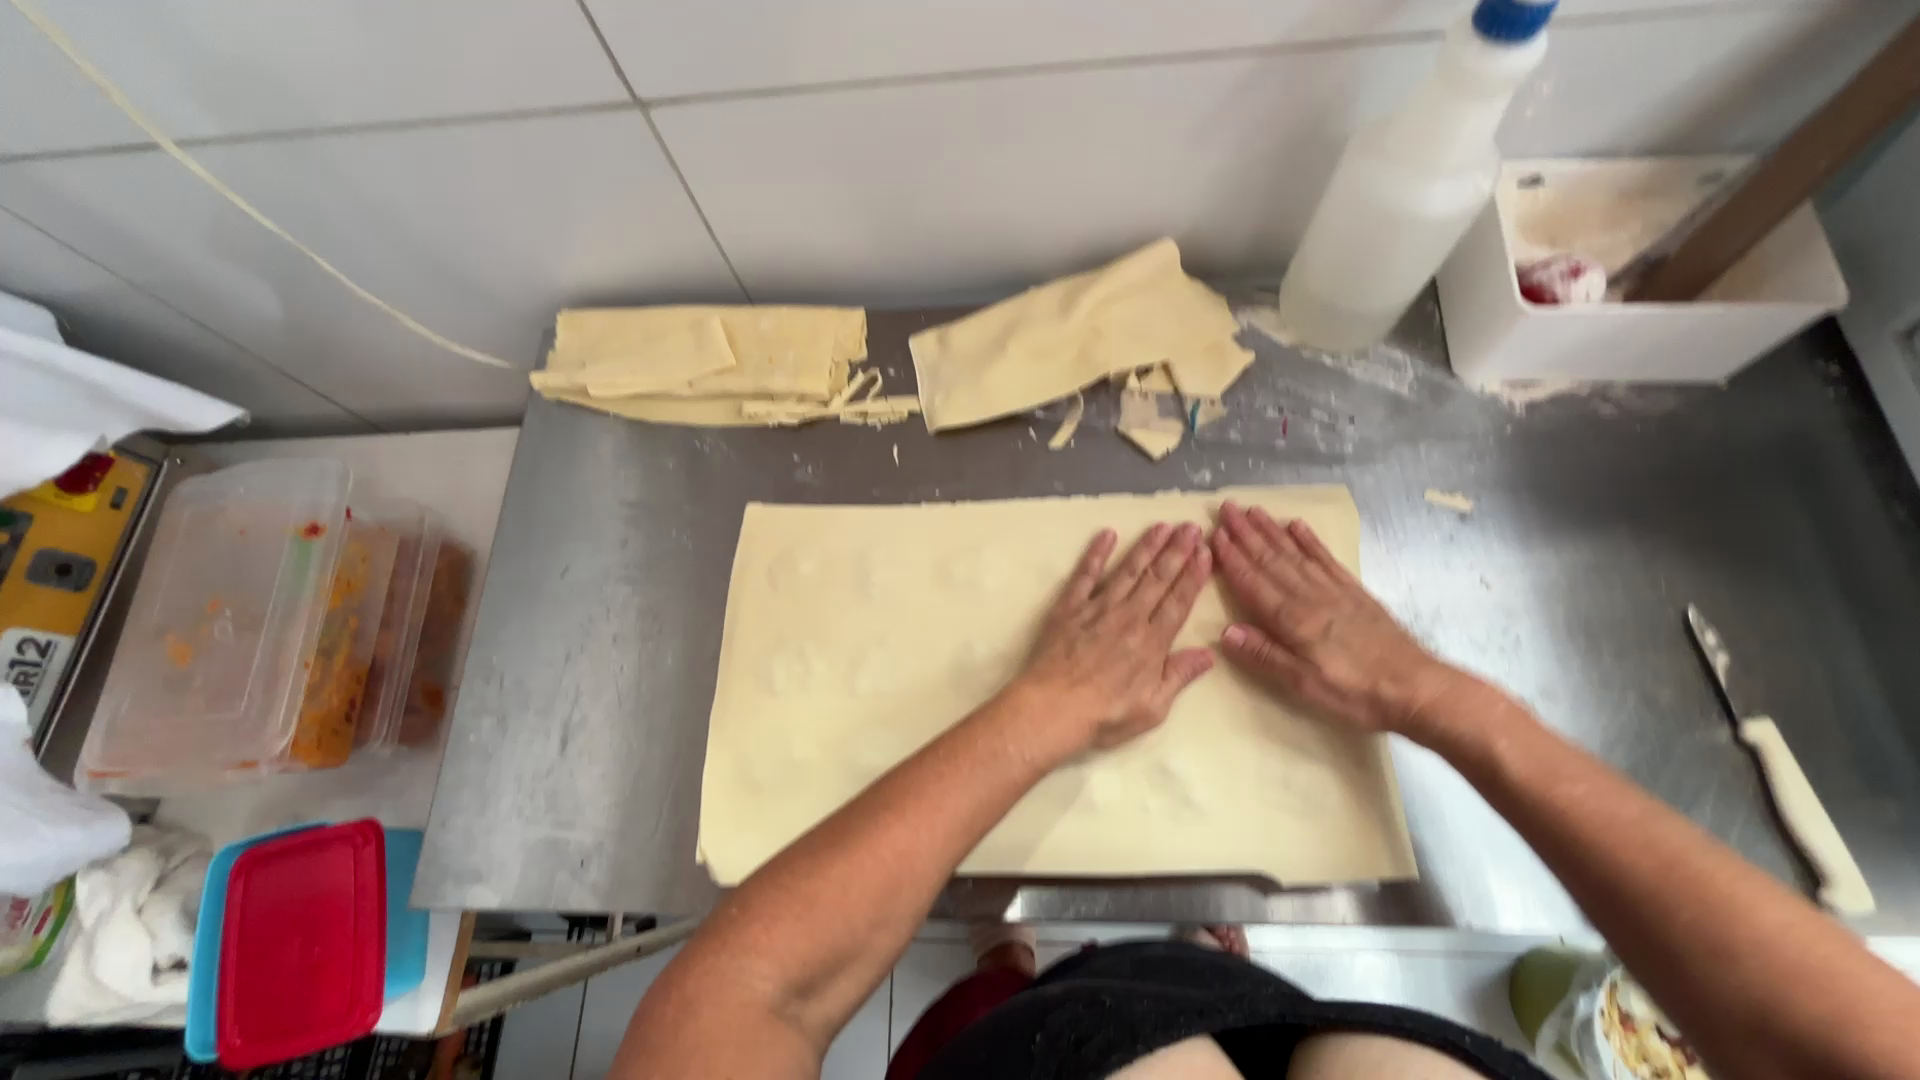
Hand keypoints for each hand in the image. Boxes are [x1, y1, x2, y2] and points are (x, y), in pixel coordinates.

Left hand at [1009, 522, 1215, 755]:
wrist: (1052, 708)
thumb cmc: (1104, 716)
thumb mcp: (1152, 708)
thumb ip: (1178, 676)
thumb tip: (1208, 654)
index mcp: (1152, 643)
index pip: (1179, 602)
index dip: (1193, 576)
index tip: (1205, 553)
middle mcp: (1129, 618)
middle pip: (1157, 579)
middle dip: (1177, 551)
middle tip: (1191, 527)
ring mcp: (1097, 609)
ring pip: (1127, 570)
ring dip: (1146, 547)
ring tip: (1161, 526)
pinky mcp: (1068, 607)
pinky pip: (1085, 575)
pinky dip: (1095, 553)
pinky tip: (1107, 534)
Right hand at [1208, 501, 1459, 736]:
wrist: (1416, 688)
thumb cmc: (1355, 693)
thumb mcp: (1304, 684)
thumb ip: (1265, 656)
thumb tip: (1226, 631)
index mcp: (1294, 619)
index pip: (1254, 582)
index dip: (1232, 558)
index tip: (1214, 534)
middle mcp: (1311, 596)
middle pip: (1272, 560)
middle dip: (1246, 533)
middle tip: (1226, 507)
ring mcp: (1334, 591)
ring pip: (1295, 554)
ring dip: (1271, 531)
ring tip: (1253, 510)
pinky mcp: (1354, 592)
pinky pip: (1326, 560)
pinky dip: (1309, 541)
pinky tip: (1297, 526)